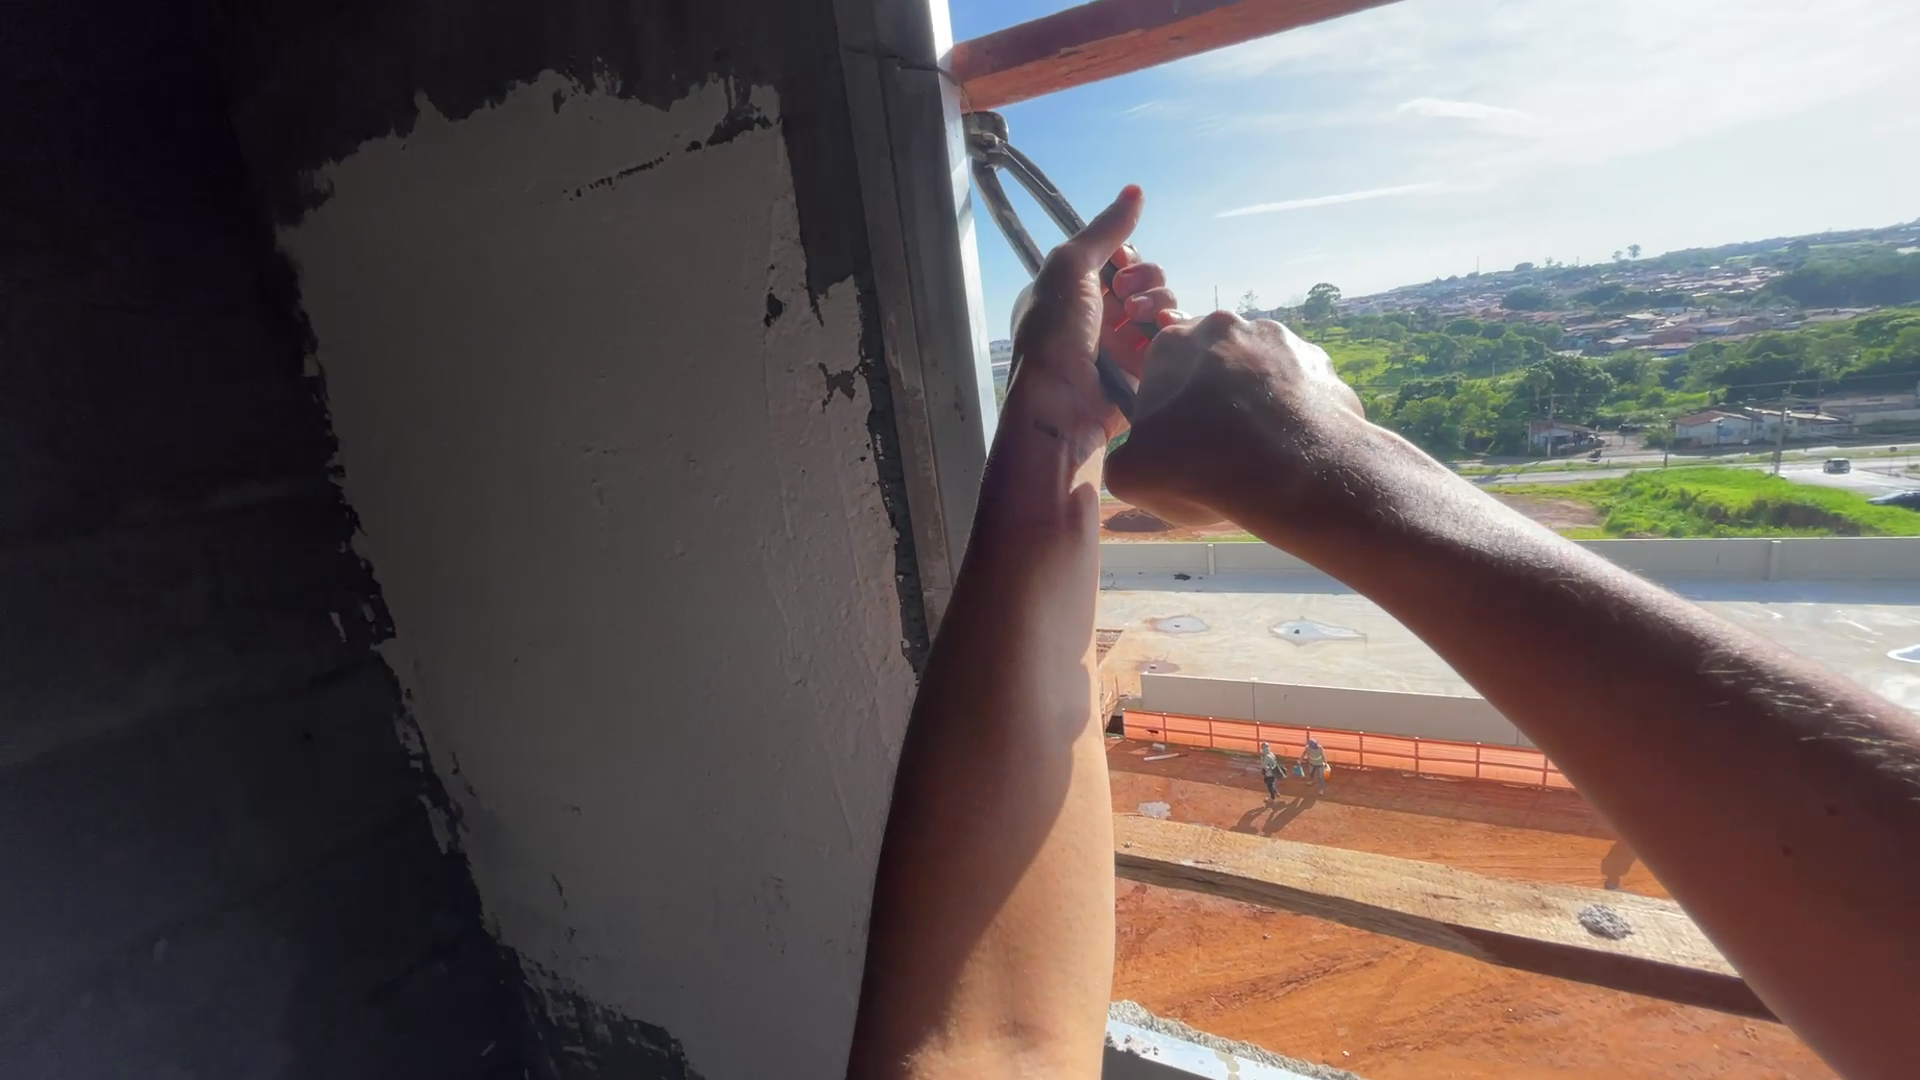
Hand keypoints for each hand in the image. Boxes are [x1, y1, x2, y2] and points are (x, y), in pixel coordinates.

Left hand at [1006, 186, 1180, 440]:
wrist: (1061, 405)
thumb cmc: (1053, 334)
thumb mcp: (1069, 267)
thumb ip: (1104, 230)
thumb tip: (1135, 191)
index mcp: (1072, 294)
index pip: (1117, 262)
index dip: (1127, 258)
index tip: (1119, 266)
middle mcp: (1096, 320)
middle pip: (1146, 282)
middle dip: (1146, 281)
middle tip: (1125, 297)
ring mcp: (1120, 348)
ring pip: (1162, 309)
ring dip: (1159, 304)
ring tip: (1141, 320)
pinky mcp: (1142, 373)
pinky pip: (1171, 342)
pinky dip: (1171, 332)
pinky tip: (1161, 334)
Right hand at [1106, 311, 1373, 529]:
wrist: (1291, 476)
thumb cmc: (1197, 468)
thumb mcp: (1128, 474)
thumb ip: (1123, 458)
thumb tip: (1136, 460)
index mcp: (1173, 342)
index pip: (1159, 368)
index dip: (1163, 407)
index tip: (1172, 441)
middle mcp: (1229, 326)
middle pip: (1211, 365)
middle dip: (1211, 398)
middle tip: (1214, 448)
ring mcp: (1283, 339)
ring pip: (1257, 373)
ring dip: (1253, 403)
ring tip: (1256, 453)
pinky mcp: (1324, 365)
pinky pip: (1299, 390)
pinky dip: (1293, 415)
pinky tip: (1289, 451)